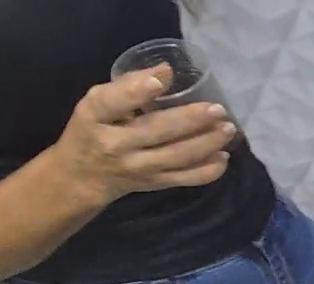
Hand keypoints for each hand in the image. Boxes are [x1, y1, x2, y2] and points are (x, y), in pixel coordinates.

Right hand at [48, 65, 236, 206]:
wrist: (86, 175)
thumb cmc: (93, 130)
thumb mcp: (97, 106)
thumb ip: (128, 88)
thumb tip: (167, 70)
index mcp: (92, 116)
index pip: (111, 102)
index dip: (135, 91)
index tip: (159, 81)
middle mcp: (116, 143)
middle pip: (158, 130)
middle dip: (192, 118)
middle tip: (218, 109)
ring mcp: (140, 167)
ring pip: (180, 155)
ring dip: (209, 142)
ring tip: (228, 129)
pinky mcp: (159, 183)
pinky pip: (190, 178)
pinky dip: (211, 169)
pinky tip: (224, 156)